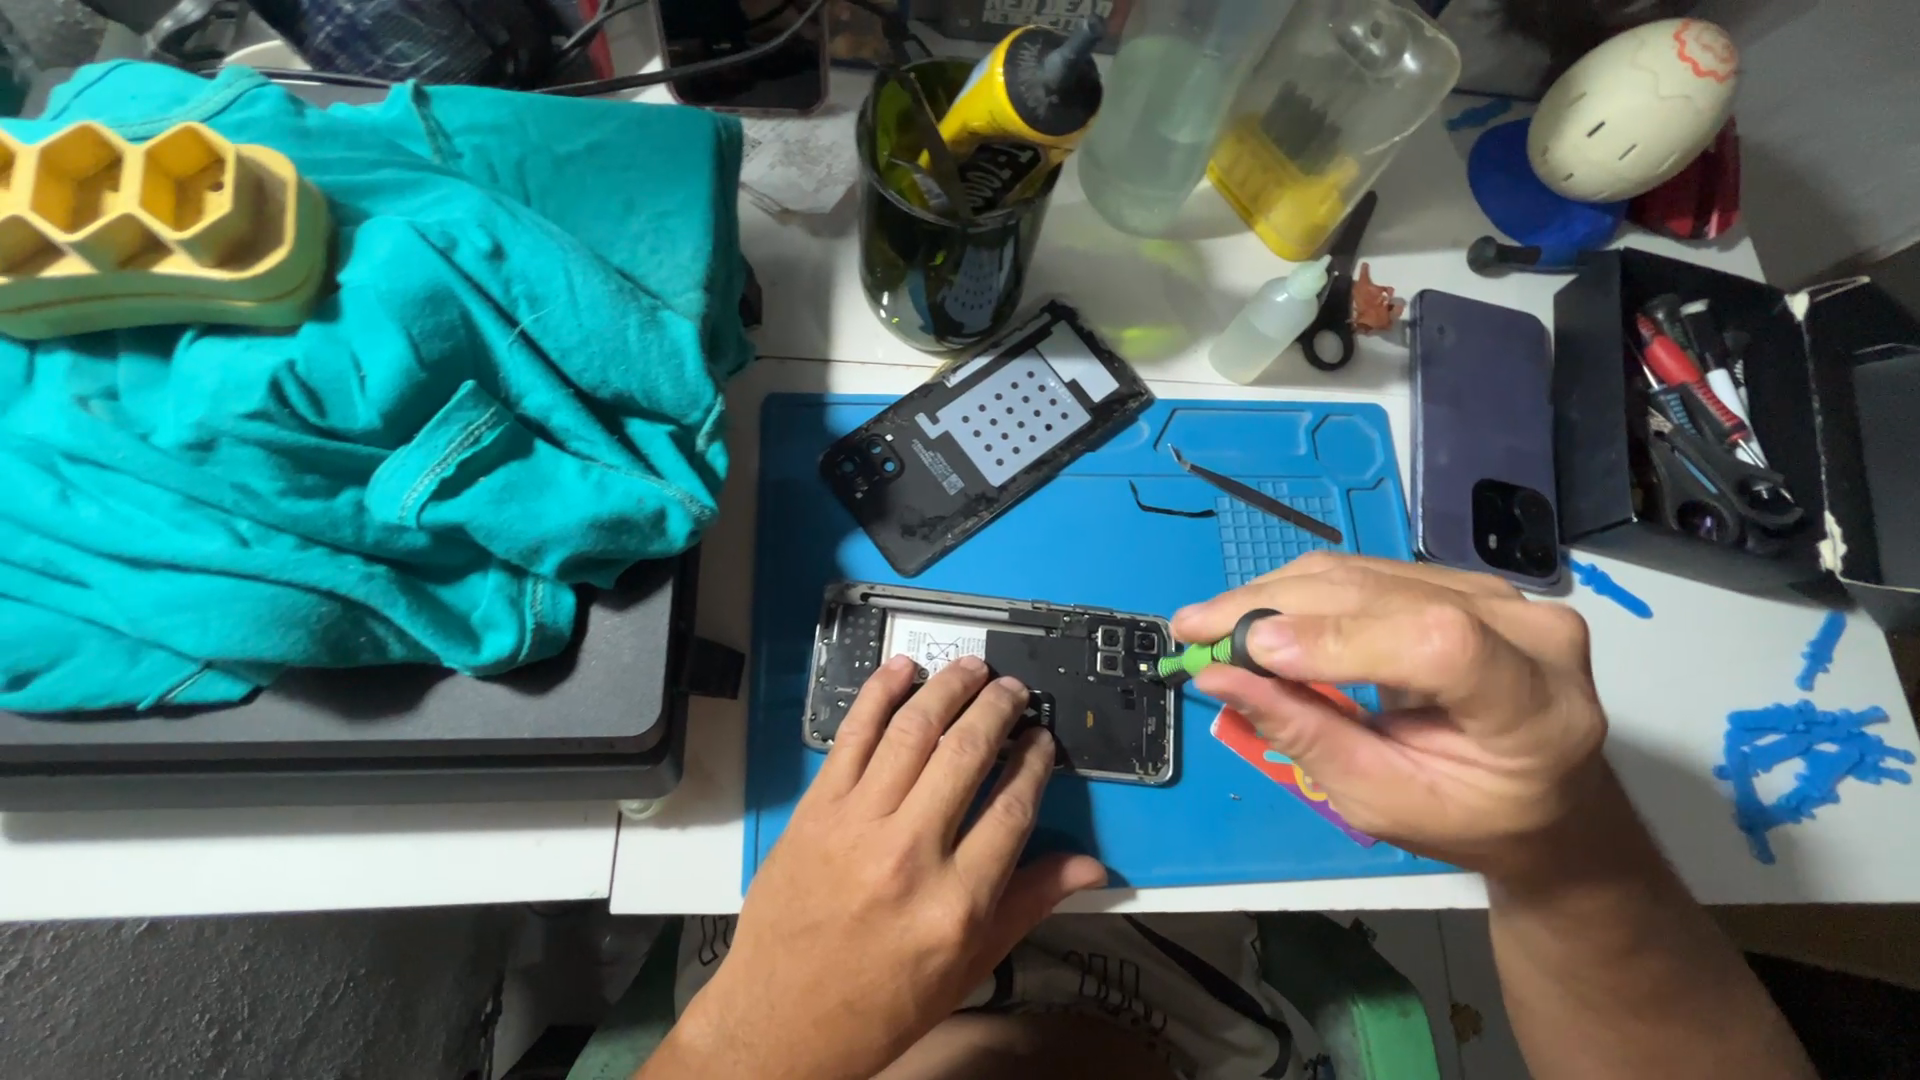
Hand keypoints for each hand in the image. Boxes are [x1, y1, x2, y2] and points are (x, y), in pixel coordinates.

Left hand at [655, 655, 1106, 1079]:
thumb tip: (1090, 866)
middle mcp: (910, 853)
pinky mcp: (816, 809)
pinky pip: (852, 737)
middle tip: (1013, 690)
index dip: (1035, 763)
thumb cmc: (885, 1002)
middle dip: (998, 710)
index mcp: (957, 901)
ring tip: (972, 668)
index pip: (1013, 808)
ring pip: (912, 733)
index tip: (1042, 740)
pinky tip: (901, 669)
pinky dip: (878, 695)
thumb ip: (1029, 903)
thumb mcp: (968, 966)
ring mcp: (856, 824)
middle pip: (967, 755)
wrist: (783, 1022)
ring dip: (947, 689)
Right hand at [1173, 553, 1607, 877]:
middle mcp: (1523, 627)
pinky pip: (1357, 570)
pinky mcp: (1451, 579)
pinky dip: (1293, 591)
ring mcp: (1490, 591)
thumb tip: (1215, 678)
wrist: (1538, 792)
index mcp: (1533, 705)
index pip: (1440, 644)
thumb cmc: (1464, 815)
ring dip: (1270, 594)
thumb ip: (1303, 734)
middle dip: (1273, 608)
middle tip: (1191, 631)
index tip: (1249, 653)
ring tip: (1207, 623)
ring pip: (1357, 571)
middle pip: (1381, 594)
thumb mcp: (1380, 799)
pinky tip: (1252, 614)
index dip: (1339, 639)